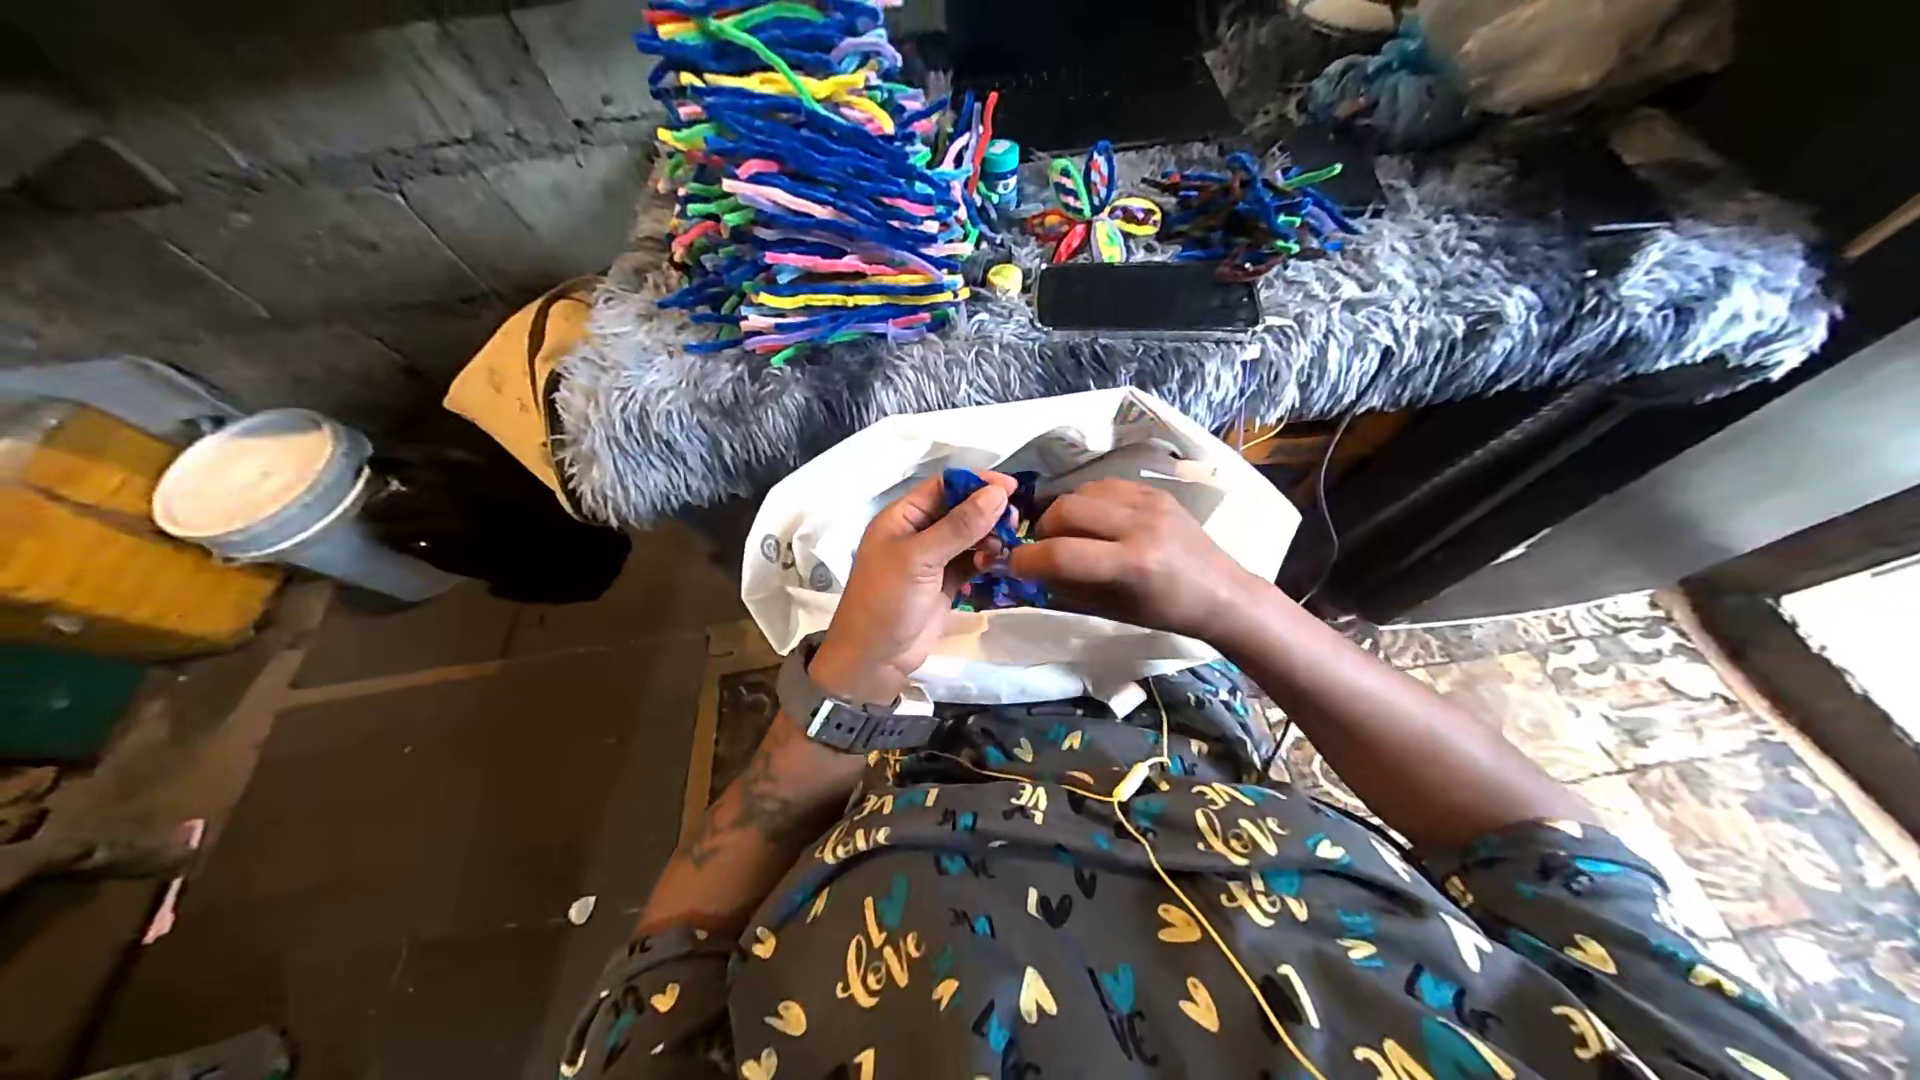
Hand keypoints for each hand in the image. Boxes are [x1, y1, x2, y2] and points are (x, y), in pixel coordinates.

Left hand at [809, 470, 1018, 704]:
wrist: (873, 660)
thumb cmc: (886, 601)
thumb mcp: (920, 558)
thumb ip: (959, 526)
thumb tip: (998, 492)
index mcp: (902, 518)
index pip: (943, 487)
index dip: (976, 483)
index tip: (1011, 487)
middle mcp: (918, 533)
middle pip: (960, 510)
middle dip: (987, 511)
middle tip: (1015, 519)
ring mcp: (933, 560)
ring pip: (969, 536)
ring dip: (990, 536)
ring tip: (1009, 543)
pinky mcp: (946, 584)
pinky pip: (972, 562)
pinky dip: (987, 559)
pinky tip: (1000, 561)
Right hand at [999, 478, 1268, 641]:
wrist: (1220, 591)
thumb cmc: (1164, 611)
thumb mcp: (1110, 608)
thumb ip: (1066, 585)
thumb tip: (1027, 568)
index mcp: (1133, 564)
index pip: (1063, 553)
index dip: (1027, 558)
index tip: (1011, 564)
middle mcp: (1140, 525)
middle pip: (1067, 510)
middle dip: (1041, 529)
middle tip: (1040, 547)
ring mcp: (1150, 502)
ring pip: (1082, 491)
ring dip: (1062, 512)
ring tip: (1065, 532)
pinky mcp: (1154, 490)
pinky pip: (1104, 485)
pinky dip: (1086, 501)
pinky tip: (1090, 519)